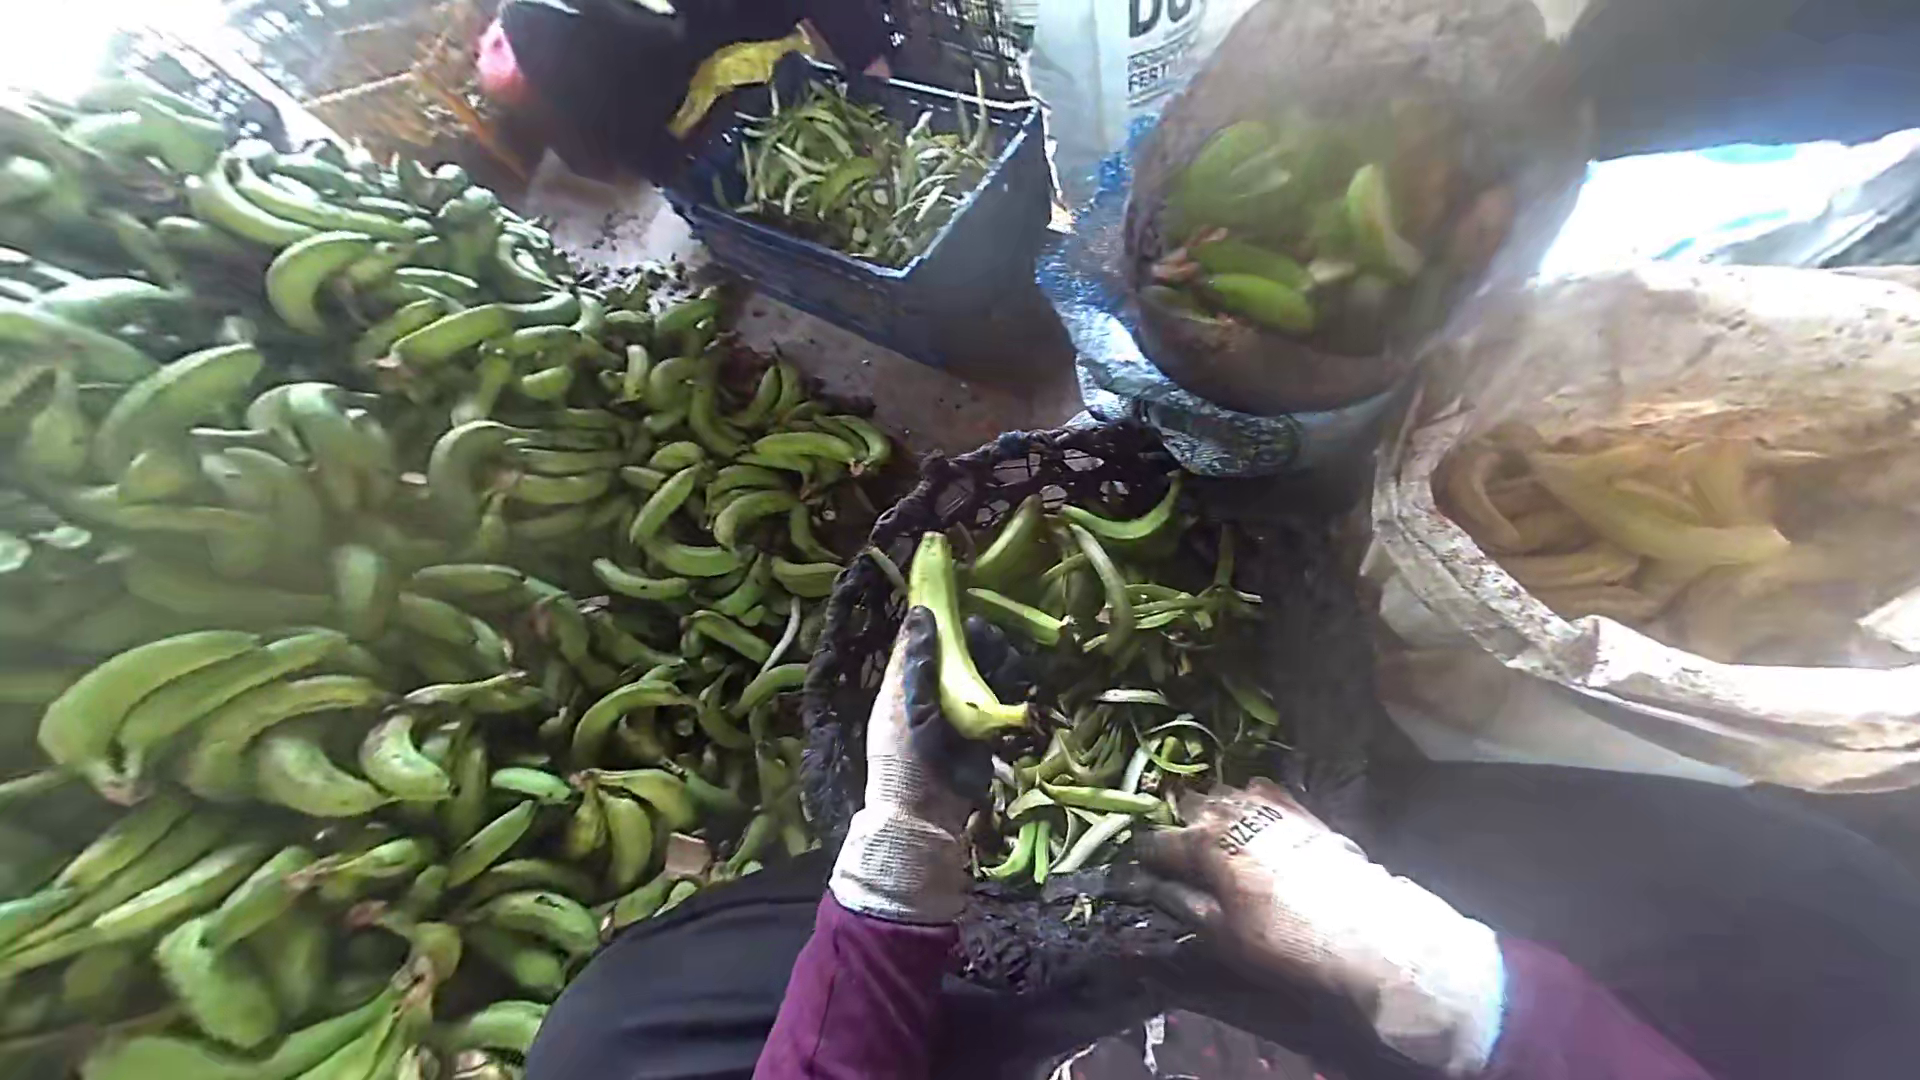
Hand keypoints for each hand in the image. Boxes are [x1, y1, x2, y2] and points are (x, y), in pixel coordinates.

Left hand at [829, 608, 1026, 923]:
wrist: (925, 811)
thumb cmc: (904, 754)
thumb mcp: (903, 703)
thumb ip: (915, 659)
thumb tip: (921, 610)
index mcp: (910, 677)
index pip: (930, 636)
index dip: (945, 618)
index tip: (960, 603)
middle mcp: (939, 685)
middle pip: (966, 647)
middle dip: (980, 638)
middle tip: (983, 634)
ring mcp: (965, 703)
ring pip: (989, 666)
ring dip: (998, 656)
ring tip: (1001, 658)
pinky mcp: (987, 721)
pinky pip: (1004, 692)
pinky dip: (1012, 682)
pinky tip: (1015, 680)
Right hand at [1126, 780, 1505, 1076]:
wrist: (1369, 932)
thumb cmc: (1287, 941)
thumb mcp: (1224, 935)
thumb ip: (1179, 901)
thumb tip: (1144, 884)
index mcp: (1201, 844)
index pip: (1154, 841)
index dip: (1143, 855)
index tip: (1142, 866)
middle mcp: (1224, 812)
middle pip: (1184, 805)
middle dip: (1176, 822)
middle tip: (1184, 850)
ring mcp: (1260, 803)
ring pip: (1218, 792)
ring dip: (1210, 808)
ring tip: (1216, 831)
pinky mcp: (1292, 805)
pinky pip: (1256, 790)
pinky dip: (1246, 799)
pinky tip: (1254, 817)